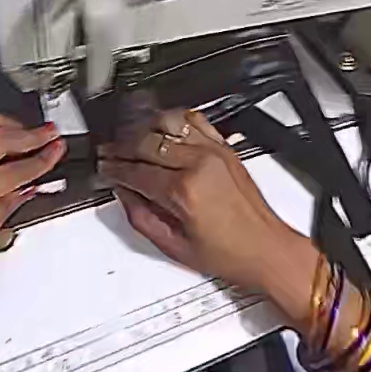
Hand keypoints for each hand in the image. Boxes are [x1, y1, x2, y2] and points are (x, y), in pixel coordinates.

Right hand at [99, 109, 320, 320]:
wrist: (265, 247)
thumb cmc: (229, 252)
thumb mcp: (173, 246)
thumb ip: (141, 216)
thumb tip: (123, 193)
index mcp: (183, 191)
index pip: (136, 170)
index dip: (114, 168)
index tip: (105, 168)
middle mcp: (199, 163)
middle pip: (147, 142)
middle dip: (122, 147)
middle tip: (110, 153)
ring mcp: (213, 151)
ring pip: (168, 123)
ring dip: (144, 127)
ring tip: (130, 137)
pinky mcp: (224, 147)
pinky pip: (195, 120)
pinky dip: (174, 119)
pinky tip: (163, 126)